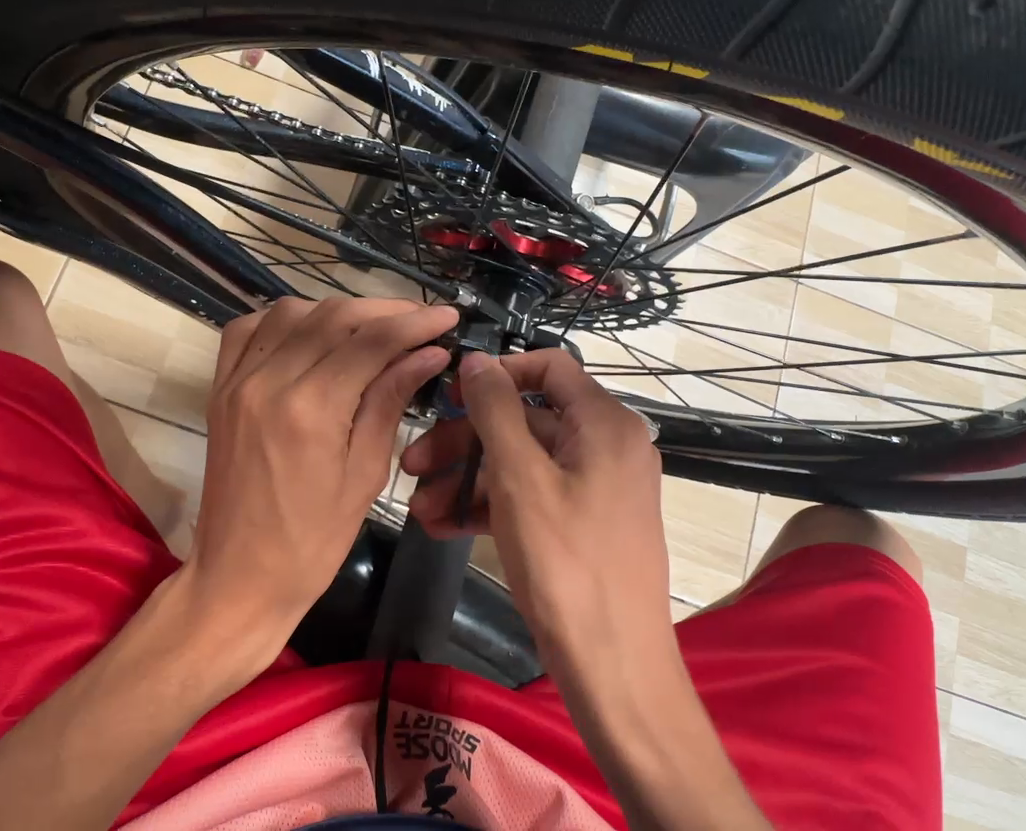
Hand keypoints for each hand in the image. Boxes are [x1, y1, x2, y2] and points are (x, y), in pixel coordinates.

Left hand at [188, 297, 456, 641]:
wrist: (239, 576)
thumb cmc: (313, 541)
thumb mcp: (365, 475)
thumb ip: (390, 401)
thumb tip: (429, 353)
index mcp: (309, 409)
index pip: (370, 341)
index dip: (414, 323)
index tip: (447, 316)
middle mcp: (268, 380)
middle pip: (332, 316)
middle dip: (383, 311)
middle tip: (419, 321)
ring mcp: (236, 381)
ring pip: (290, 312)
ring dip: (336, 311)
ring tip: (371, 328)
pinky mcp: (219, 388)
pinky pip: (248, 330)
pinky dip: (283, 320)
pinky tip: (310, 333)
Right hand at [400, 350, 673, 667]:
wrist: (614, 667)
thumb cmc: (565, 562)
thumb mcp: (520, 478)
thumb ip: (495, 411)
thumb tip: (477, 359)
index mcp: (604, 423)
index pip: (549, 366)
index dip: (496, 373)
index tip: (448, 395)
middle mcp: (606, 446)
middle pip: (525, 420)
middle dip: (465, 441)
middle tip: (412, 464)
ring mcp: (597, 489)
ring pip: (522, 463)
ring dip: (468, 479)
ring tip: (420, 509)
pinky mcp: (584, 525)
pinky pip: (532, 498)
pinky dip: (491, 506)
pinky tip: (443, 527)